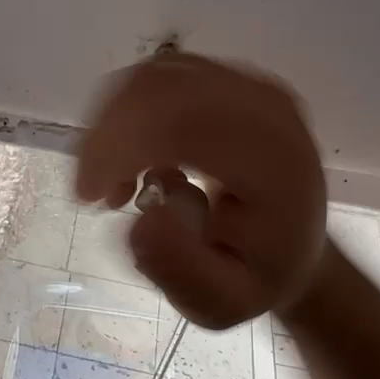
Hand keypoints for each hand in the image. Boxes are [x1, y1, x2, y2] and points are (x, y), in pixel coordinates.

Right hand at [73, 54, 328, 328]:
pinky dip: (127, 113)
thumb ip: (183, 270)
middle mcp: (267, 111)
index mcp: (276, 162)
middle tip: (93, 192)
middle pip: (164, 91)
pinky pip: (159, 78)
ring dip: (114, 125)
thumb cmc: (254, 275)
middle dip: (108, 136)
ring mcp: (248, 87)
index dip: (122, 150)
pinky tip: (128, 158)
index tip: (89, 196)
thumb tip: (143, 221)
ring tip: (115, 182)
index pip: (185, 125)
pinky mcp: (226, 79)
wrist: (290, 246)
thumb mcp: (222, 300)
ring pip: (154, 79)